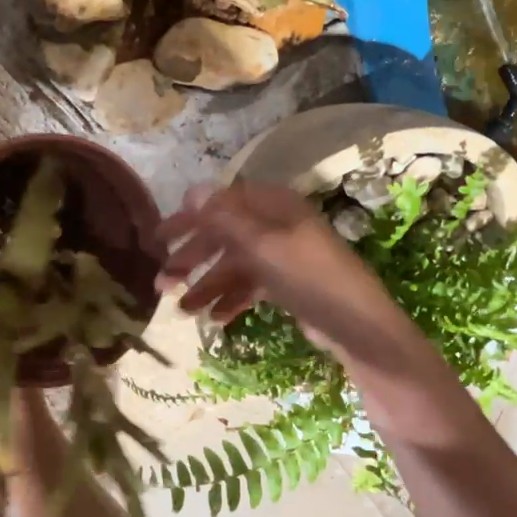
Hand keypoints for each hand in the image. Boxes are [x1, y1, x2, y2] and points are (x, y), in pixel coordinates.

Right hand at [155, 183, 417, 362]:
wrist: (358, 325)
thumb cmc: (311, 277)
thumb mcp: (264, 245)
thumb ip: (226, 219)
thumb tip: (191, 190)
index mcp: (274, 205)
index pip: (221, 202)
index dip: (189, 219)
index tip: (159, 238)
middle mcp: (277, 224)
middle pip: (224, 234)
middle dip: (192, 258)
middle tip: (162, 279)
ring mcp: (283, 254)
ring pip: (234, 263)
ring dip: (206, 284)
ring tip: (183, 309)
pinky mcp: (287, 283)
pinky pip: (249, 284)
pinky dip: (230, 298)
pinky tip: (214, 318)